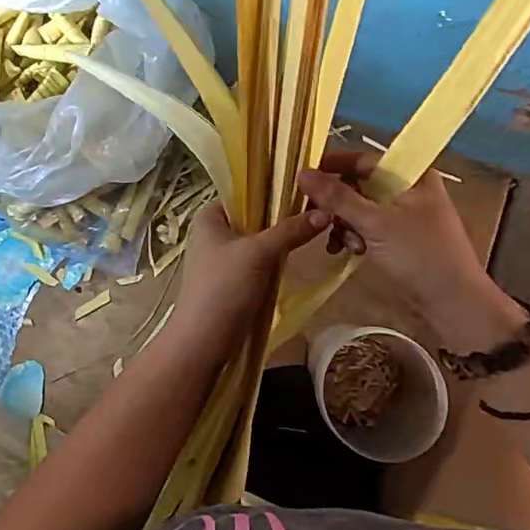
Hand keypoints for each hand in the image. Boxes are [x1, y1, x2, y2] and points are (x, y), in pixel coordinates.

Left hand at [171, 202, 329, 344]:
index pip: (246, 192)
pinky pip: (258, 262)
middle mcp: (213, 232)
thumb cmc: (224, 287)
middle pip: (255, 217)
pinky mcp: (232, 279)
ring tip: (315, 232)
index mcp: (210, 216)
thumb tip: (326, 213)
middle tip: (319, 213)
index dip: (275, 190)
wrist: (204, 340)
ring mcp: (222, 257)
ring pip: (259, 241)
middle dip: (283, 218)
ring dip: (282, 241)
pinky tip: (296, 258)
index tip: (309, 191)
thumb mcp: (259, 253)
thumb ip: (291, 231)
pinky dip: (275, 261)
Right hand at [296, 151, 525, 353]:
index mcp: (410, 177)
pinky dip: (353, 236)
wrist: (453, 305)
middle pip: (358, 185)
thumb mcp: (374, 223)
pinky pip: (366, 228)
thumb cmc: (419, 256)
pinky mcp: (398, 239)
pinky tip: (348, 251)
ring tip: (340, 243)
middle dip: (336, 203)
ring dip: (343, 224)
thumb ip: (337, 197)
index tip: (304, 178)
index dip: (333, 166)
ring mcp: (402, 216)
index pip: (363, 160)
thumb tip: (302, 173)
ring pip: (358, 209)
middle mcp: (407, 190)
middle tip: (316, 217)